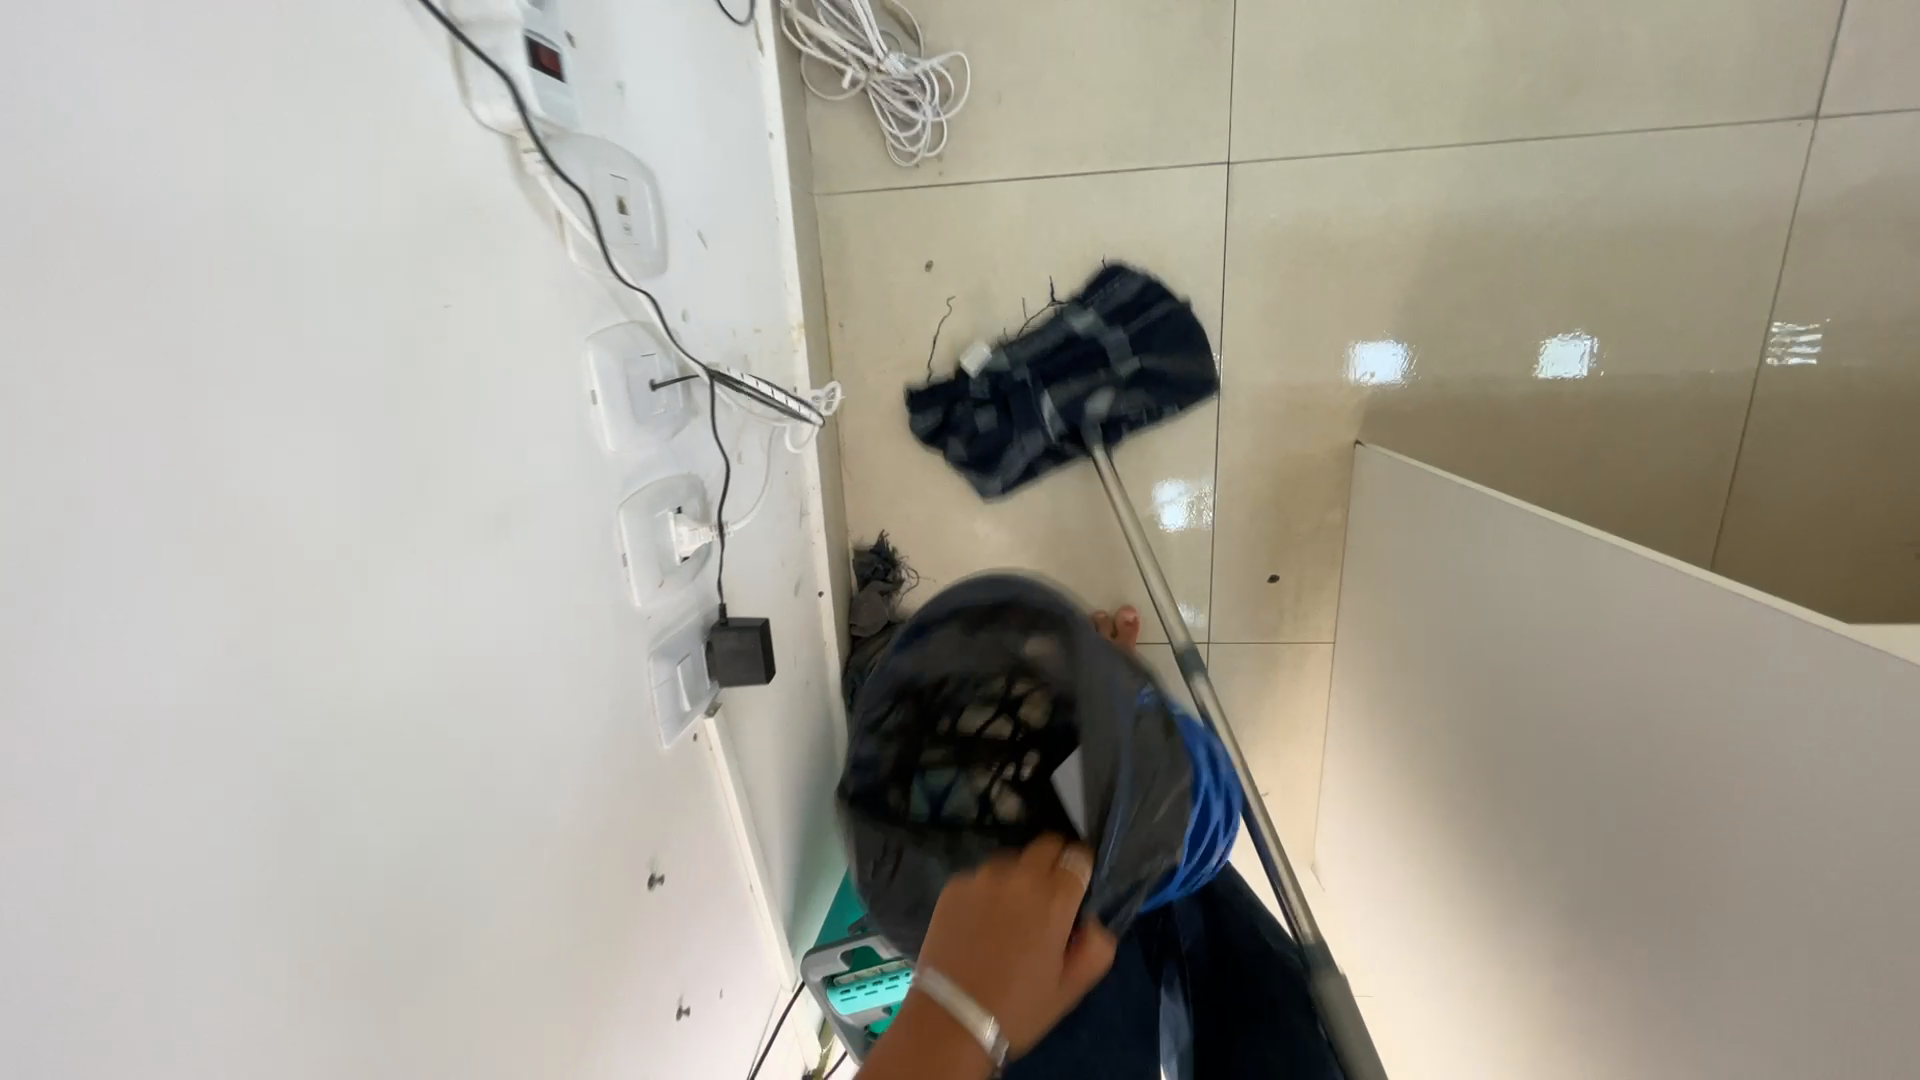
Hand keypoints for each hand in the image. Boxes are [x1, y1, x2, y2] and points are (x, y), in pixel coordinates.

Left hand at [915, 834, 1119, 1058]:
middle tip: (1048, 897)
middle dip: (1054, 863)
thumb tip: (1093, 920)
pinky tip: (980, 923)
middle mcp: (1019, 875)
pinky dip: (988, 892)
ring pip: (1012, 861)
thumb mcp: (1070, 989)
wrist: (950, 1020)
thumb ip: (1096, 947)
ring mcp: (983, 875)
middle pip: (1046, 845)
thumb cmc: (1018, 1008)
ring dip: (1018, 877)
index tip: (1077, 886)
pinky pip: (981, 877)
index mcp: (1054, 898)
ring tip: (1010, 915)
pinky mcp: (955, 884)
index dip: (1081, 868)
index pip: (1078, 856)